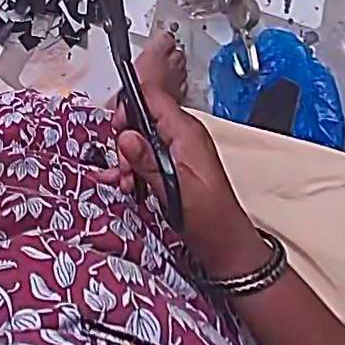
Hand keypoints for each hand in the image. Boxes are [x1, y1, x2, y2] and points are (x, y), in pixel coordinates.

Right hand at [96, 31, 273, 277]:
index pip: (151, 95)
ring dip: (126, 157)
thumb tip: (127, 135)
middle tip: (123, 164)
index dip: (128, 105)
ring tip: (128, 180)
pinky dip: (132, 166)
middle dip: (123, 137)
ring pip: (137, 135)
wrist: (227, 249)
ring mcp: (176, 147)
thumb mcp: (175, 190)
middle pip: (139, 115)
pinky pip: (143, 152)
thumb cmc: (211, 221)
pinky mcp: (171, 161)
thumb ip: (148, 161)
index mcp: (185, 131)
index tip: (117, 125)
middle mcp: (180, 133)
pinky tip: (131, 184)